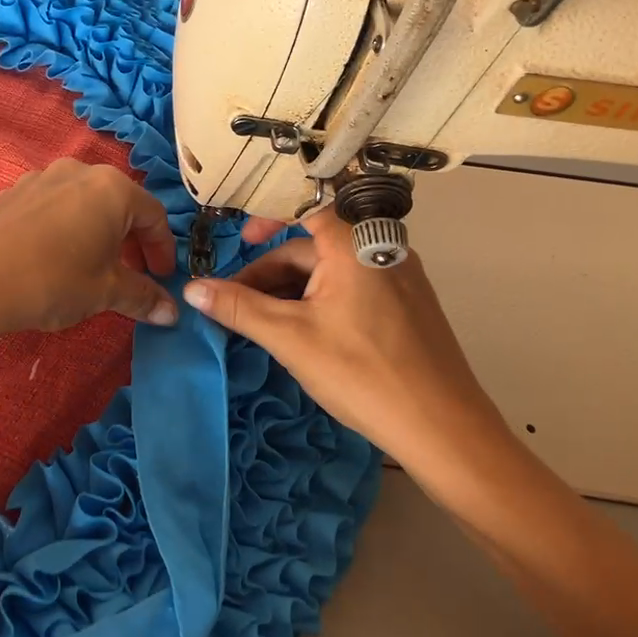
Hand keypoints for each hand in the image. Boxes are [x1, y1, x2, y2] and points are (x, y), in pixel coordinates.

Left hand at [0, 159, 178, 341]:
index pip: (154, 215)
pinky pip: (51, 208)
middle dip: (130, 241)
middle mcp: (78, 171)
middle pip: (118, 204)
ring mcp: (40, 177)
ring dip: (95, 233)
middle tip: (131, 276)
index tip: (162, 280)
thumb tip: (172, 312)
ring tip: (91, 268)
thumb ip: (143, 297)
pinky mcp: (11, 192)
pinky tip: (52, 259)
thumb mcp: (105, 293)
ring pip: (82, 204)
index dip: (163, 250)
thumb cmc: (52, 281)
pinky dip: (63, 229)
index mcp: (111, 188)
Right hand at [181, 210, 503, 459]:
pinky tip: (302, 334)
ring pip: (332, 270)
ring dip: (292, 289)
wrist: (445, 432)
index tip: (240, 241)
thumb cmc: (363, 374)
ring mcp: (400, 279)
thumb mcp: (290, 338)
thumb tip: (192, 288)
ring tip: (263, 325)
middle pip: (314, 245)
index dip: (268, 215)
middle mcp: (383, 250)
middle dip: (271, 270)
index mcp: (357, 244)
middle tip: (237, 303)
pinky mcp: (408, 307)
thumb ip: (239, 308)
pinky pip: (353, 287)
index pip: (307, 205)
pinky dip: (320, 301)